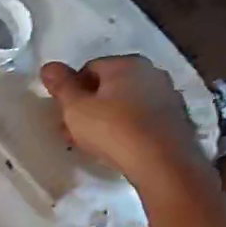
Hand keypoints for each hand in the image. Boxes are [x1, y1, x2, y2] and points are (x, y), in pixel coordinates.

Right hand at [42, 56, 204, 187]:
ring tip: (95, 142)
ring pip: (128, 103)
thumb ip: (61, 86)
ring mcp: (168, 95)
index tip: (65, 114)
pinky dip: (129, 128)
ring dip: (108, 117)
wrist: (162, 162)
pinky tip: (121, 146)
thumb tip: (48, 66)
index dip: (72, 91)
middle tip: (75, 130)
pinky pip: (144, 118)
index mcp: (126, 64)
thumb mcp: (76, 109)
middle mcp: (151, 72)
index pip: (89, 68)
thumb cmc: (113, 130)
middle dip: (90, 105)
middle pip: (110, 85)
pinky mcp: (177, 119)